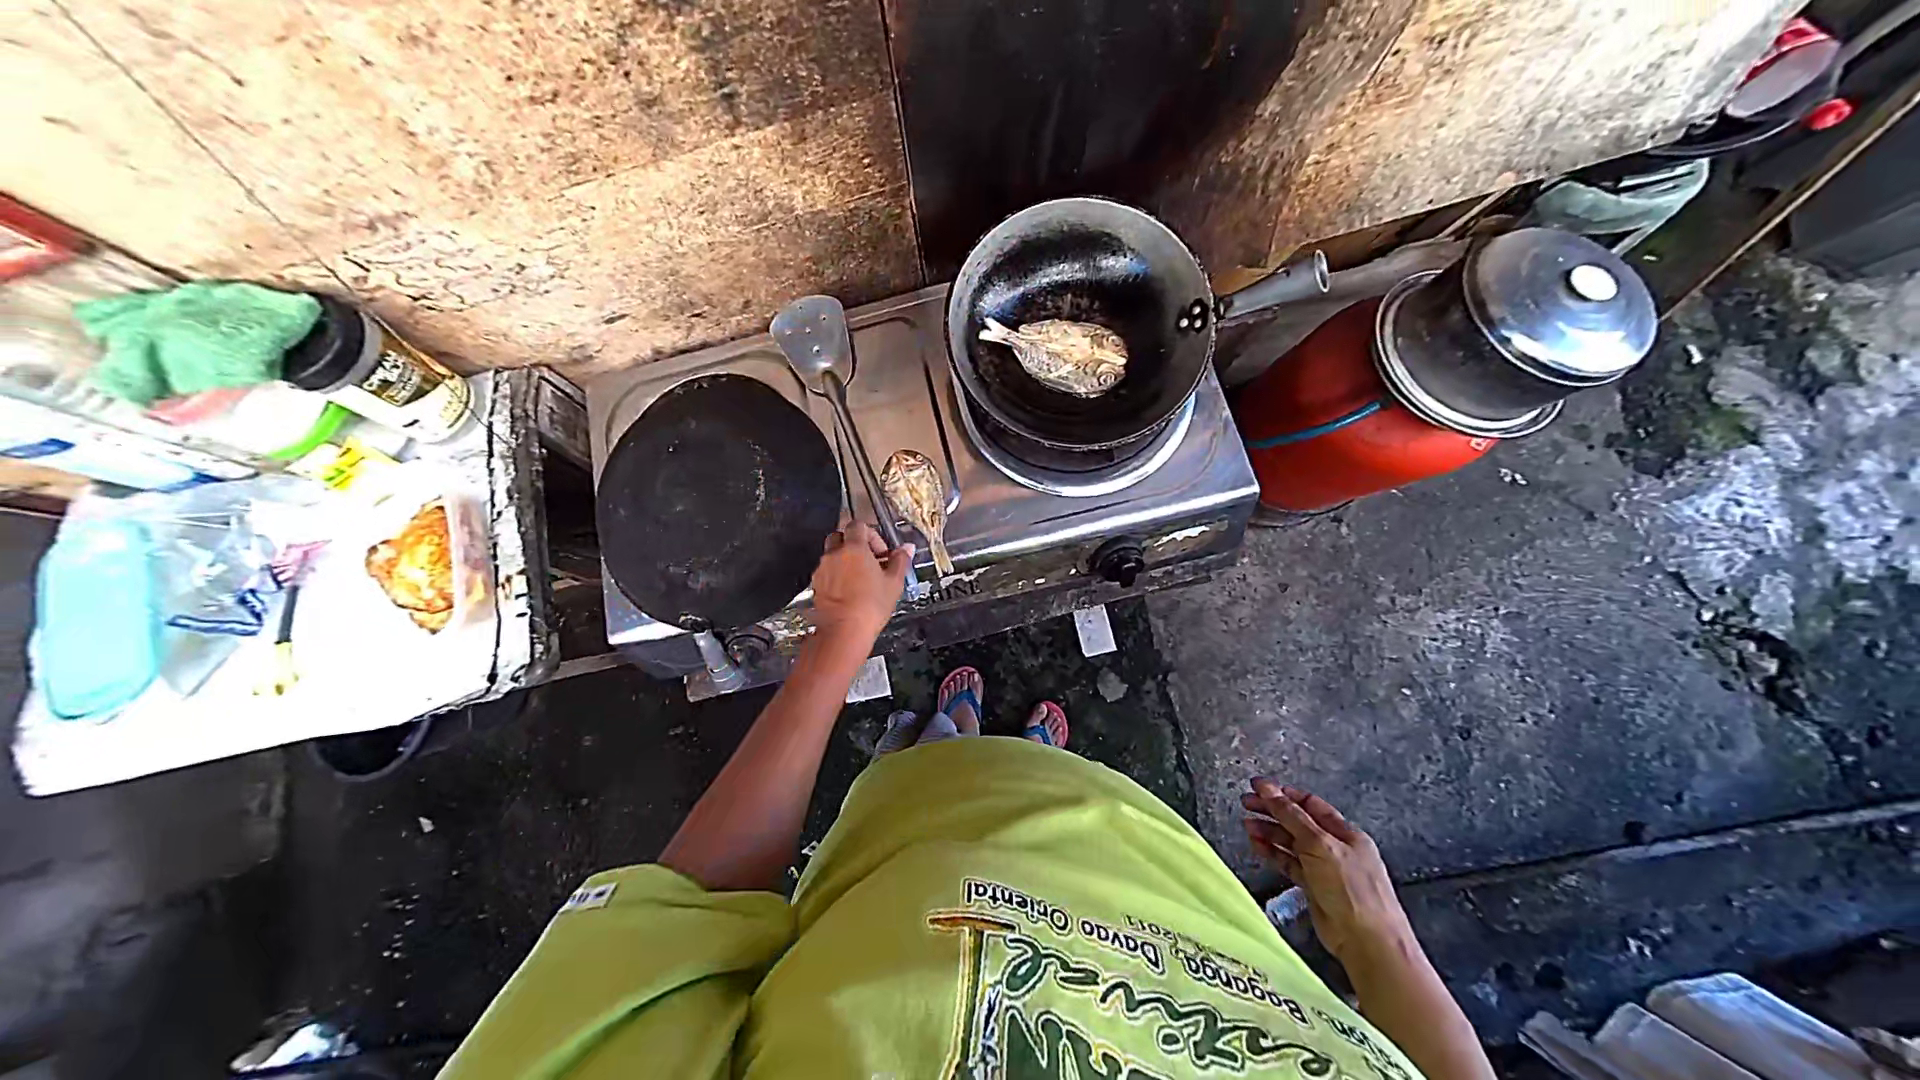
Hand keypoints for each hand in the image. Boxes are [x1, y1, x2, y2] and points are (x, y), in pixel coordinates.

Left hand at [810, 521, 912, 642]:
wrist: (844, 631)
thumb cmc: (868, 608)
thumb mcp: (894, 582)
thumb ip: (900, 561)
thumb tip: (906, 550)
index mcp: (854, 548)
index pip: (858, 525)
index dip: (872, 534)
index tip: (880, 550)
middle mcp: (835, 555)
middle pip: (841, 536)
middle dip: (855, 544)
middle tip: (869, 559)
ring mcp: (823, 570)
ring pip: (832, 555)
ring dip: (845, 560)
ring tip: (861, 578)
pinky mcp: (816, 585)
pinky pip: (827, 572)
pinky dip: (836, 575)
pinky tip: (850, 590)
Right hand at [1242, 779, 1413, 965]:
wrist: (1367, 942)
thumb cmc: (1351, 889)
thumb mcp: (1319, 843)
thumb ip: (1291, 815)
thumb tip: (1268, 788)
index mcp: (1344, 832)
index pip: (1309, 804)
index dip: (1283, 794)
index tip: (1258, 787)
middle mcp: (1334, 847)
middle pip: (1297, 821)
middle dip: (1271, 810)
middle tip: (1246, 803)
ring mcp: (1323, 868)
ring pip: (1290, 843)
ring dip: (1268, 832)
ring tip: (1247, 825)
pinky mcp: (1313, 887)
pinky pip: (1288, 863)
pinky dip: (1272, 853)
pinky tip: (1257, 846)